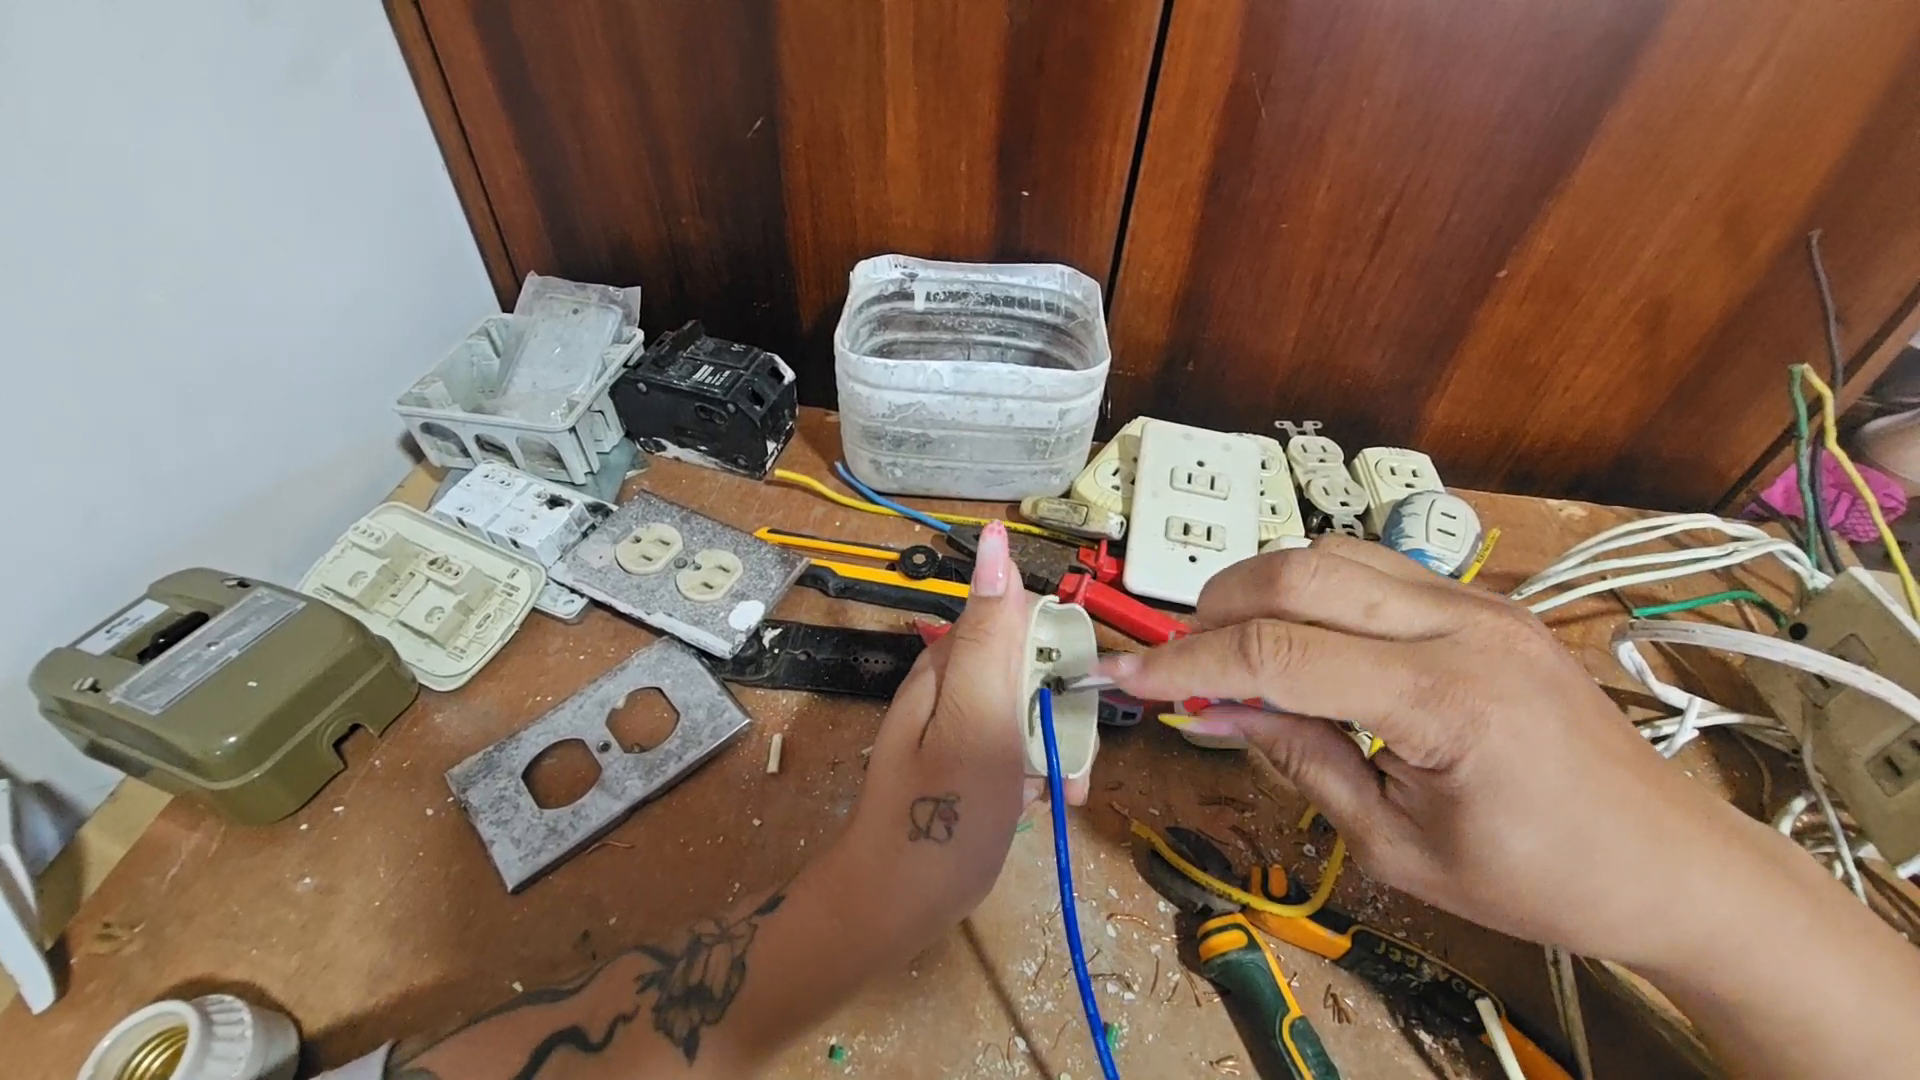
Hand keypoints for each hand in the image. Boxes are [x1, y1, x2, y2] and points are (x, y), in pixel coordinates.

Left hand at [842, 522, 1085, 939]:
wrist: (898, 903)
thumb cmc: (945, 812)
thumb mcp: (978, 717)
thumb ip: (992, 634)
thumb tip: (994, 542)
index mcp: (950, 663)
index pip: (1015, 614)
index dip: (1056, 645)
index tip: (1080, 690)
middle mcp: (952, 685)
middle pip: (1027, 665)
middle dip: (1061, 706)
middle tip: (1073, 756)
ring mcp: (958, 725)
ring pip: (1027, 710)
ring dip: (1055, 744)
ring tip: (1066, 790)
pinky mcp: (966, 762)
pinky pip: (1014, 747)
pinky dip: (1036, 770)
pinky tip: (1044, 801)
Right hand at [1098, 536, 1787, 965]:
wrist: (1673, 862)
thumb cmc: (1537, 880)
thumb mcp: (1396, 846)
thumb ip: (1298, 759)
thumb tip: (1213, 711)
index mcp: (1445, 701)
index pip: (1277, 654)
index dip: (1186, 665)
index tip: (1126, 676)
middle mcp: (1461, 626)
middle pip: (1297, 573)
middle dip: (1213, 610)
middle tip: (1178, 663)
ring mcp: (1477, 601)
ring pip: (1327, 552)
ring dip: (1256, 588)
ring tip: (1229, 646)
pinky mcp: (1480, 599)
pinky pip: (1367, 565)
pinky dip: (1306, 587)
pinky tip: (1294, 633)